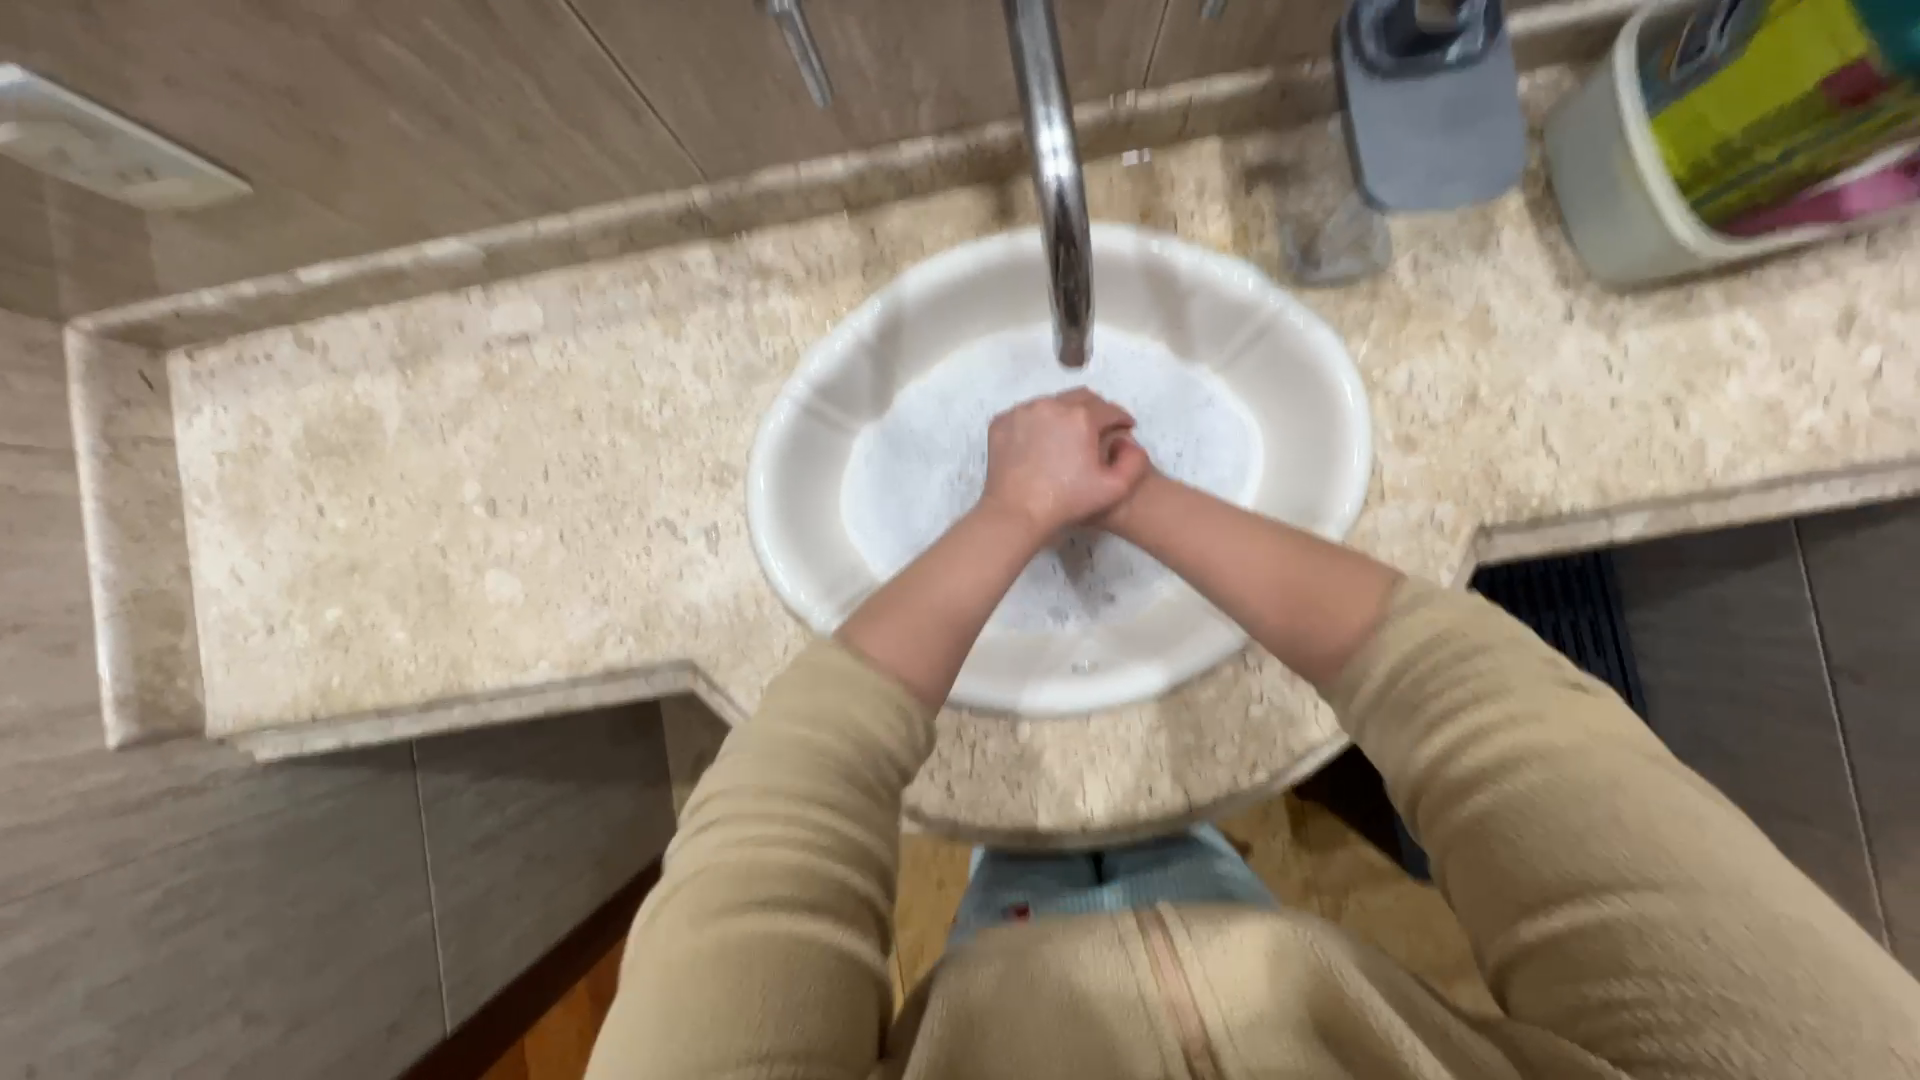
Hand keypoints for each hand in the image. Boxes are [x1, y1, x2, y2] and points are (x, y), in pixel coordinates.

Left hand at [977, 388, 1151, 541]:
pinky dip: (1038, 422)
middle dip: (1096, 409)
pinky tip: (1042, 440)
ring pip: (1052, 403)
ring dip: (1065, 414)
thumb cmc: (1066, 502)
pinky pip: (1027, 414)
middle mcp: (1051, 405)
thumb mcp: (1113, 489)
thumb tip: (1131, 441)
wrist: (1017, 512)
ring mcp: (1023, 411)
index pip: (1109, 409)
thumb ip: (1135, 462)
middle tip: (1100, 427)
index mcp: (1080, 417)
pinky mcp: (1002, 421)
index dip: (1120, 418)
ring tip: (1069, 435)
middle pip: (1081, 398)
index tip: (1124, 428)